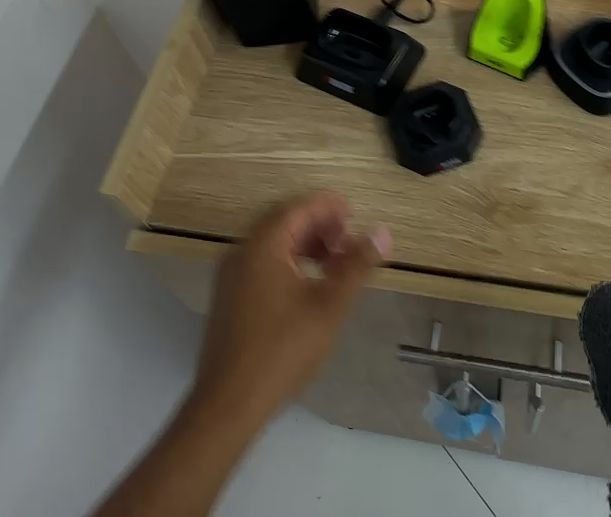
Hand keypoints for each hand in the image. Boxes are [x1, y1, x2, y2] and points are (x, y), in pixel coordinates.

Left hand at [189, 192, 391, 422]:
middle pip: (284, 223)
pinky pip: (262, 266)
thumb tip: (381, 231)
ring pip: (273, 246)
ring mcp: (230, 278)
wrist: (229, 403)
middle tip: (349, 241)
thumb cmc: (282, 350)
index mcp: (262, 246)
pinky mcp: (228, 301)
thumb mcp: (329, 306)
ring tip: (335, 265)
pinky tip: (309, 288)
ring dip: (306, 246)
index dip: (328, 206)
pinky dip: (290, 264)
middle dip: (319, 226)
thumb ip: (356, 265)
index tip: (355, 213)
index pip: (298, 208)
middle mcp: (241, 253)